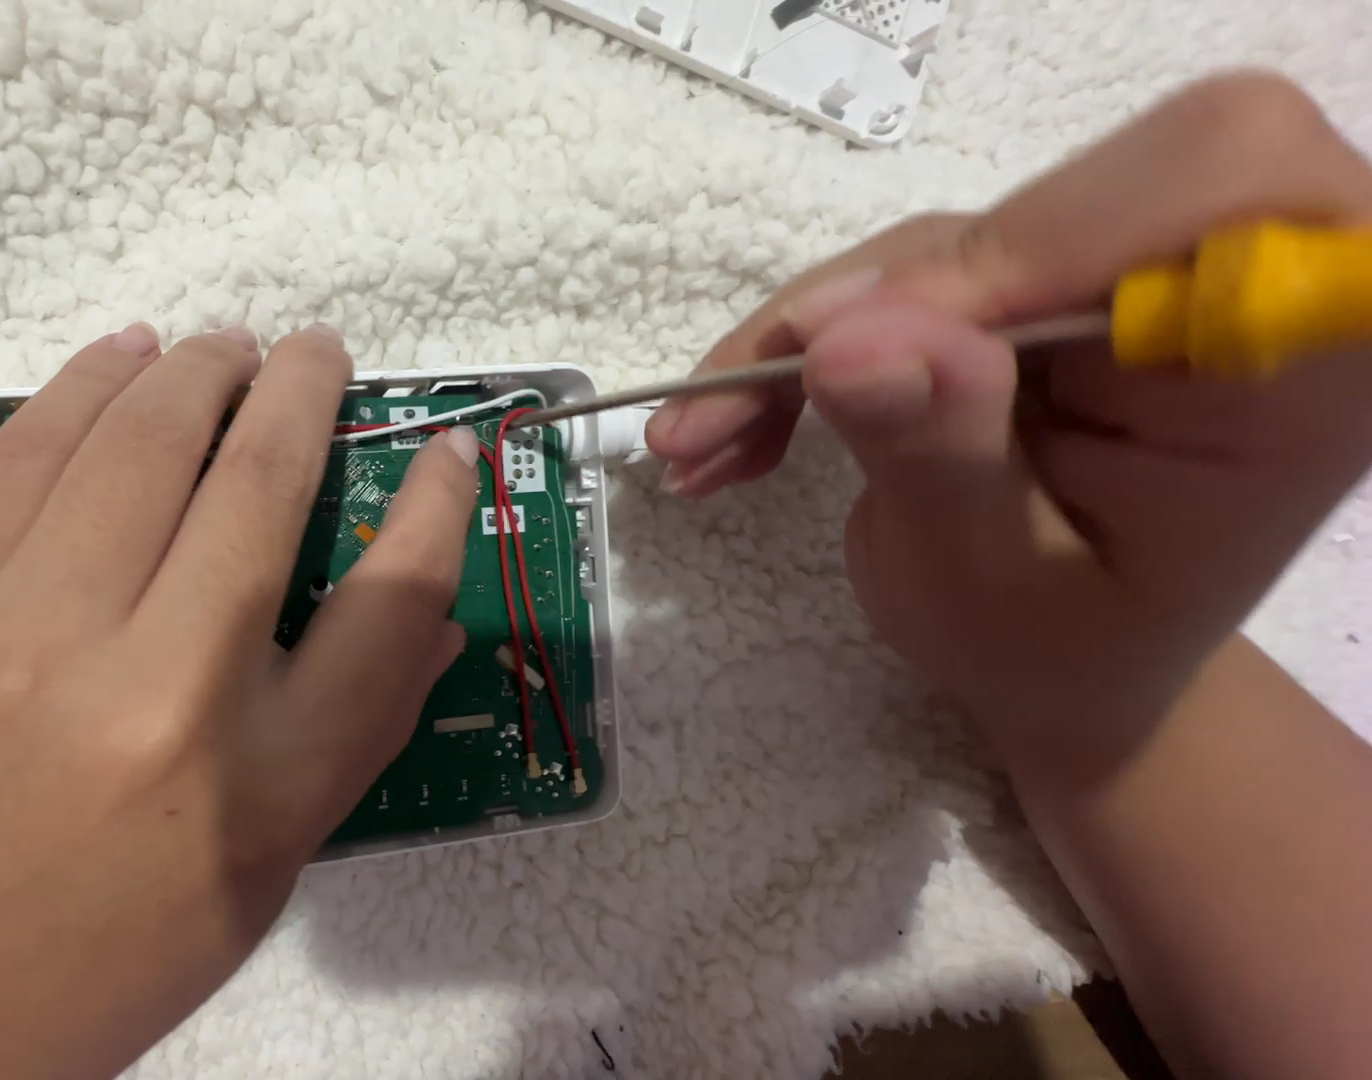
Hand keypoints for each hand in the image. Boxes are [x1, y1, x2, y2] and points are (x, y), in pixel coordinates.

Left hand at [0, 324, 480, 1078]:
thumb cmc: (93, 962)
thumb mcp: (262, 878)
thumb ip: (353, 737)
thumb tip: (431, 619)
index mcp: (262, 784)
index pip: (392, 603)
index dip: (437, 507)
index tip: (449, 449)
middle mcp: (158, 689)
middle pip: (263, 486)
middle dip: (307, 393)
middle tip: (322, 351)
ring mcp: (22, 635)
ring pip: (142, 443)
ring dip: (202, 369)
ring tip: (232, 344)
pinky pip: (21, 455)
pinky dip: (86, 382)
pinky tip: (125, 351)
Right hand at [648, 72, 1371, 769]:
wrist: (1053, 661)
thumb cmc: (1047, 650)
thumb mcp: (984, 580)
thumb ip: (937, 455)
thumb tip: (840, 340)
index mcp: (1280, 355)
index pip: (1201, 187)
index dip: (1018, 245)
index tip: (853, 352)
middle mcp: (1200, 287)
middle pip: (1022, 209)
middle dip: (849, 310)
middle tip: (716, 414)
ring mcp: (1091, 288)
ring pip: (919, 253)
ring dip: (785, 348)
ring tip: (692, 445)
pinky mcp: (1007, 302)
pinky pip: (880, 292)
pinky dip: (788, 359)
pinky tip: (730, 432)